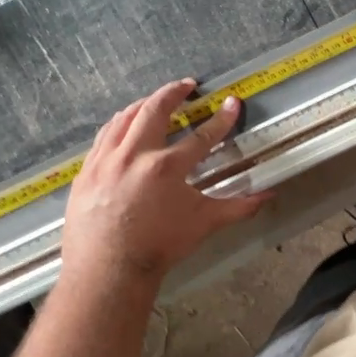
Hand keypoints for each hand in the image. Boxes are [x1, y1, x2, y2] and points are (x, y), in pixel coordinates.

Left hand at [60, 79, 267, 290]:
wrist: (107, 271)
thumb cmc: (159, 246)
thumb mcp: (205, 223)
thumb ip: (239, 206)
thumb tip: (270, 196)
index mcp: (166, 166)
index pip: (202, 135)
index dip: (222, 118)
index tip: (232, 102)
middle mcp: (134, 155)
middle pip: (153, 110)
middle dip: (172, 93)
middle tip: (186, 85)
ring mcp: (105, 162)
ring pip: (123, 119)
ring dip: (142, 105)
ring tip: (154, 101)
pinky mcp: (86, 172)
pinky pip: (102, 138)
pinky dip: (117, 125)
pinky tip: (123, 127)